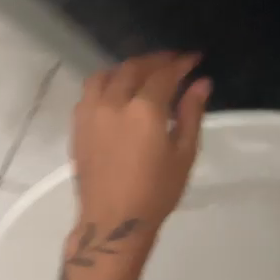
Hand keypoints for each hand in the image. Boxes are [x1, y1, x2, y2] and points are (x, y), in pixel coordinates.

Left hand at [70, 52, 210, 247]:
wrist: (113, 221)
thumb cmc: (156, 192)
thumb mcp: (184, 154)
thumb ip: (191, 113)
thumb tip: (201, 83)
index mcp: (144, 110)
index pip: (164, 74)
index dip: (181, 63)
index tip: (195, 59)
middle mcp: (114, 102)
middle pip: (133, 68)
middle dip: (155, 61)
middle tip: (173, 62)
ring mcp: (91, 112)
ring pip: (107, 74)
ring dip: (127, 68)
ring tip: (143, 73)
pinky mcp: (78, 124)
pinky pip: (90, 90)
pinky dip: (107, 82)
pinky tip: (118, 92)